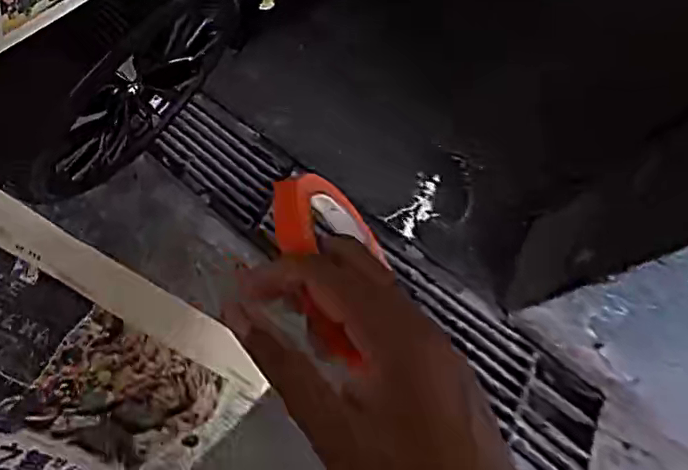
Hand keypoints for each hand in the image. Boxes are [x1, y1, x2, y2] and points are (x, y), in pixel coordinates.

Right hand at [223, 238, 513, 469]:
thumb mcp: (331, 428)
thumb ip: (280, 364)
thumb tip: (240, 315)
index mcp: (396, 334)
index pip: (321, 271)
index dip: (275, 273)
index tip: (245, 289)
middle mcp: (423, 329)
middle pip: (353, 260)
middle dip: (306, 270)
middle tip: (274, 297)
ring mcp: (441, 348)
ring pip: (374, 289)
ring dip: (332, 297)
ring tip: (309, 340)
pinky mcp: (448, 370)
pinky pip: (394, 319)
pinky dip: (359, 320)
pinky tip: (345, 364)